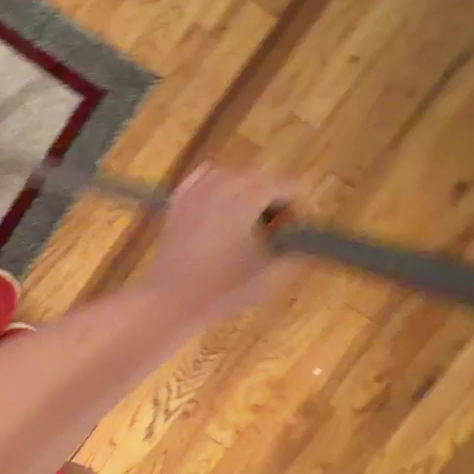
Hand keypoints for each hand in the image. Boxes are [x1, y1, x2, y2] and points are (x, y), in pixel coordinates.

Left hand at [141, 165, 293, 327]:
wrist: (170, 299)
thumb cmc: (222, 289)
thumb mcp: (270, 274)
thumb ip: (295, 249)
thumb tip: (304, 237)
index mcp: (246, 198)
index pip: (286, 185)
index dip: (299, 204)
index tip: (300, 228)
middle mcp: (220, 185)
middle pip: (260, 176)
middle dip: (274, 196)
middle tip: (277, 227)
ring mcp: (195, 191)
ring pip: (231, 174)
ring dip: (246, 190)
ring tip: (249, 219)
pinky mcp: (177, 202)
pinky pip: (202, 180)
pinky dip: (217, 186)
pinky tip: (221, 204)